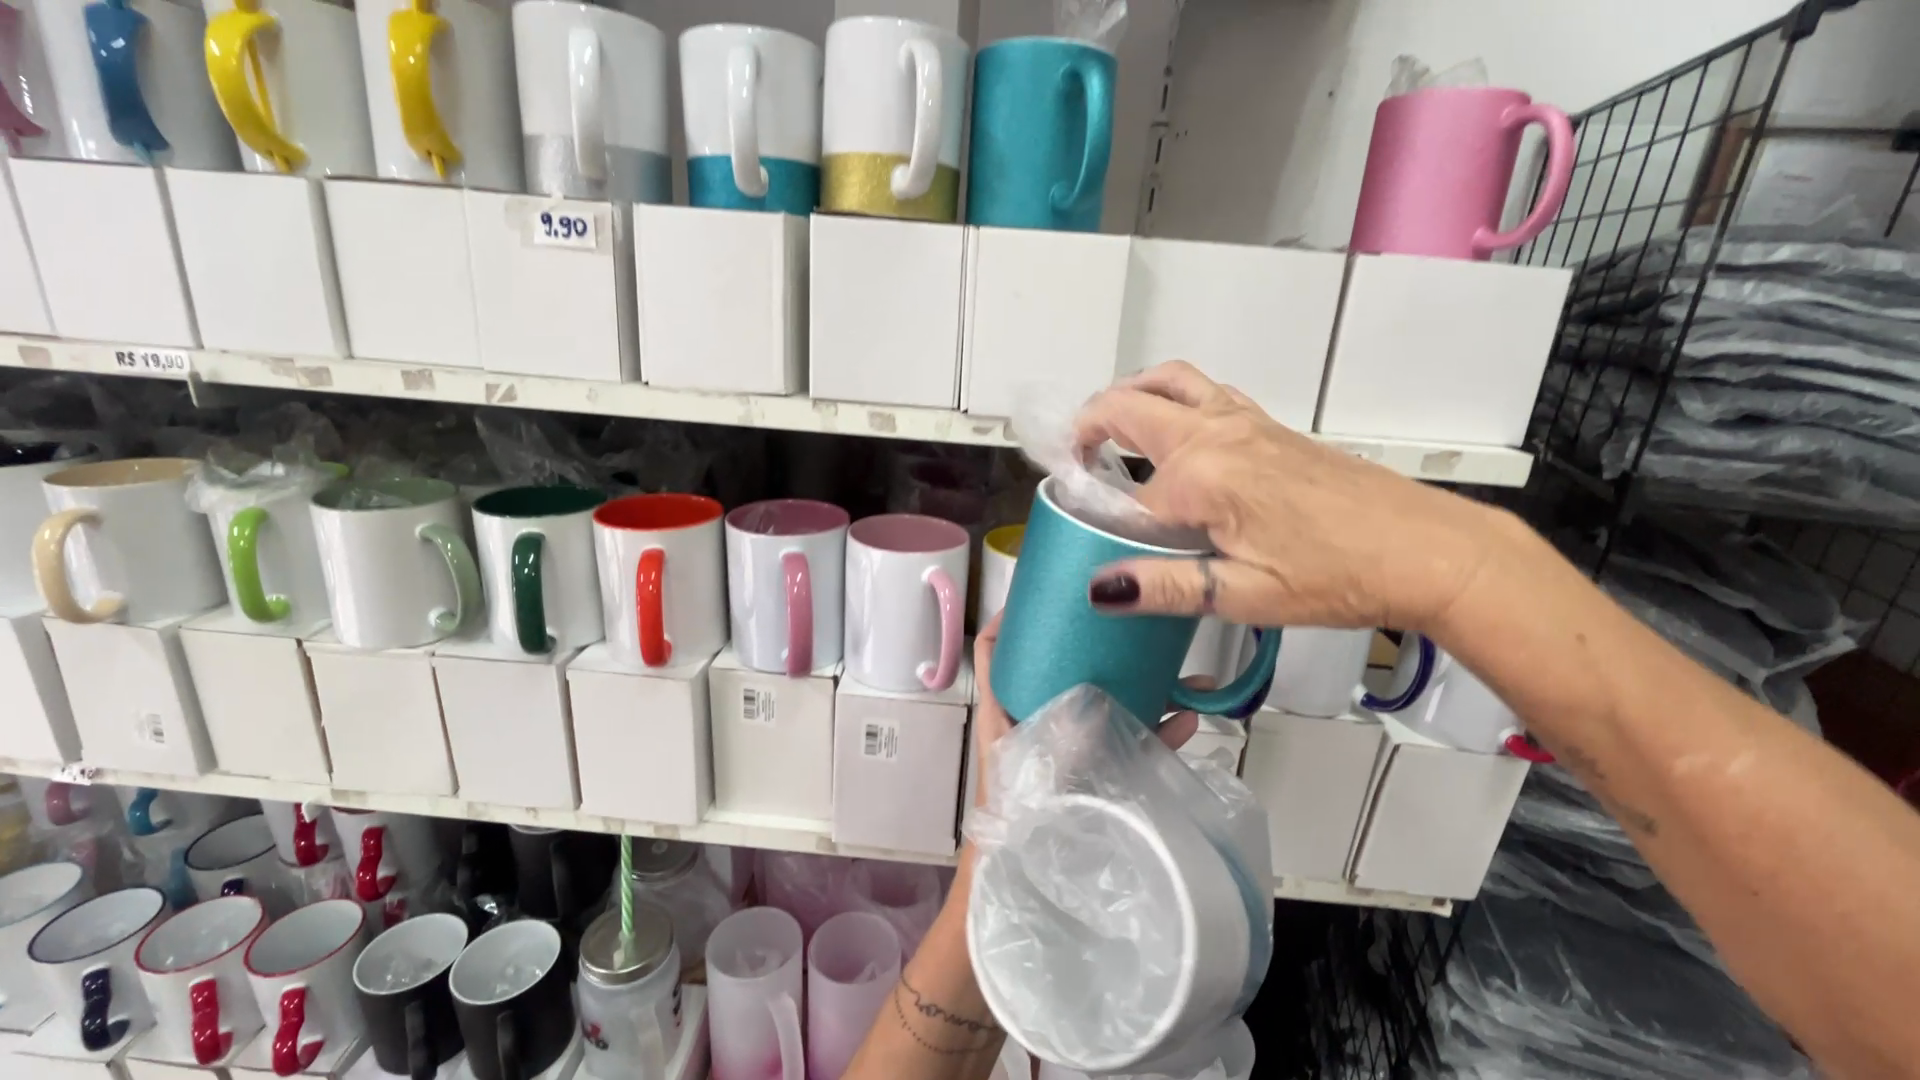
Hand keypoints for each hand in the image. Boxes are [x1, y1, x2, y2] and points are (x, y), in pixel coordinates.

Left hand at [953, 614, 1198, 883]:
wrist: (1022, 892)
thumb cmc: (1011, 833)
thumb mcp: (1031, 776)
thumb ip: (1060, 740)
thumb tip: (1098, 704)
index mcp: (1004, 715)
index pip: (995, 653)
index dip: (1009, 619)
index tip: (1042, 592)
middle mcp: (1035, 721)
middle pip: (1059, 667)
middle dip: (1094, 643)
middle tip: (1128, 620)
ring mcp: (1069, 745)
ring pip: (1104, 700)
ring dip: (1139, 685)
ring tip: (1179, 670)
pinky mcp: (1095, 772)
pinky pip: (1128, 741)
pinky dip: (1157, 730)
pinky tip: (1188, 720)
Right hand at [1072, 362, 1518, 634]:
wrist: (1424, 548)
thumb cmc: (1337, 576)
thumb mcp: (1244, 595)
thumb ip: (1164, 587)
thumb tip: (1099, 588)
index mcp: (1203, 476)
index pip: (1128, 499)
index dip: (1106, 526)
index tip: (1098, 554)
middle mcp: (1217, 434)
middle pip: (1131, 405)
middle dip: (1090, 426)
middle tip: (1074, 459)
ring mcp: (1246, 422)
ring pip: (1170, 382)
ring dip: (1131, 397)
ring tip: (1111, 433)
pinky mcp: (1269, 425)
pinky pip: (1204, 392)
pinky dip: (1171, 399)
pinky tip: (1178, 441)